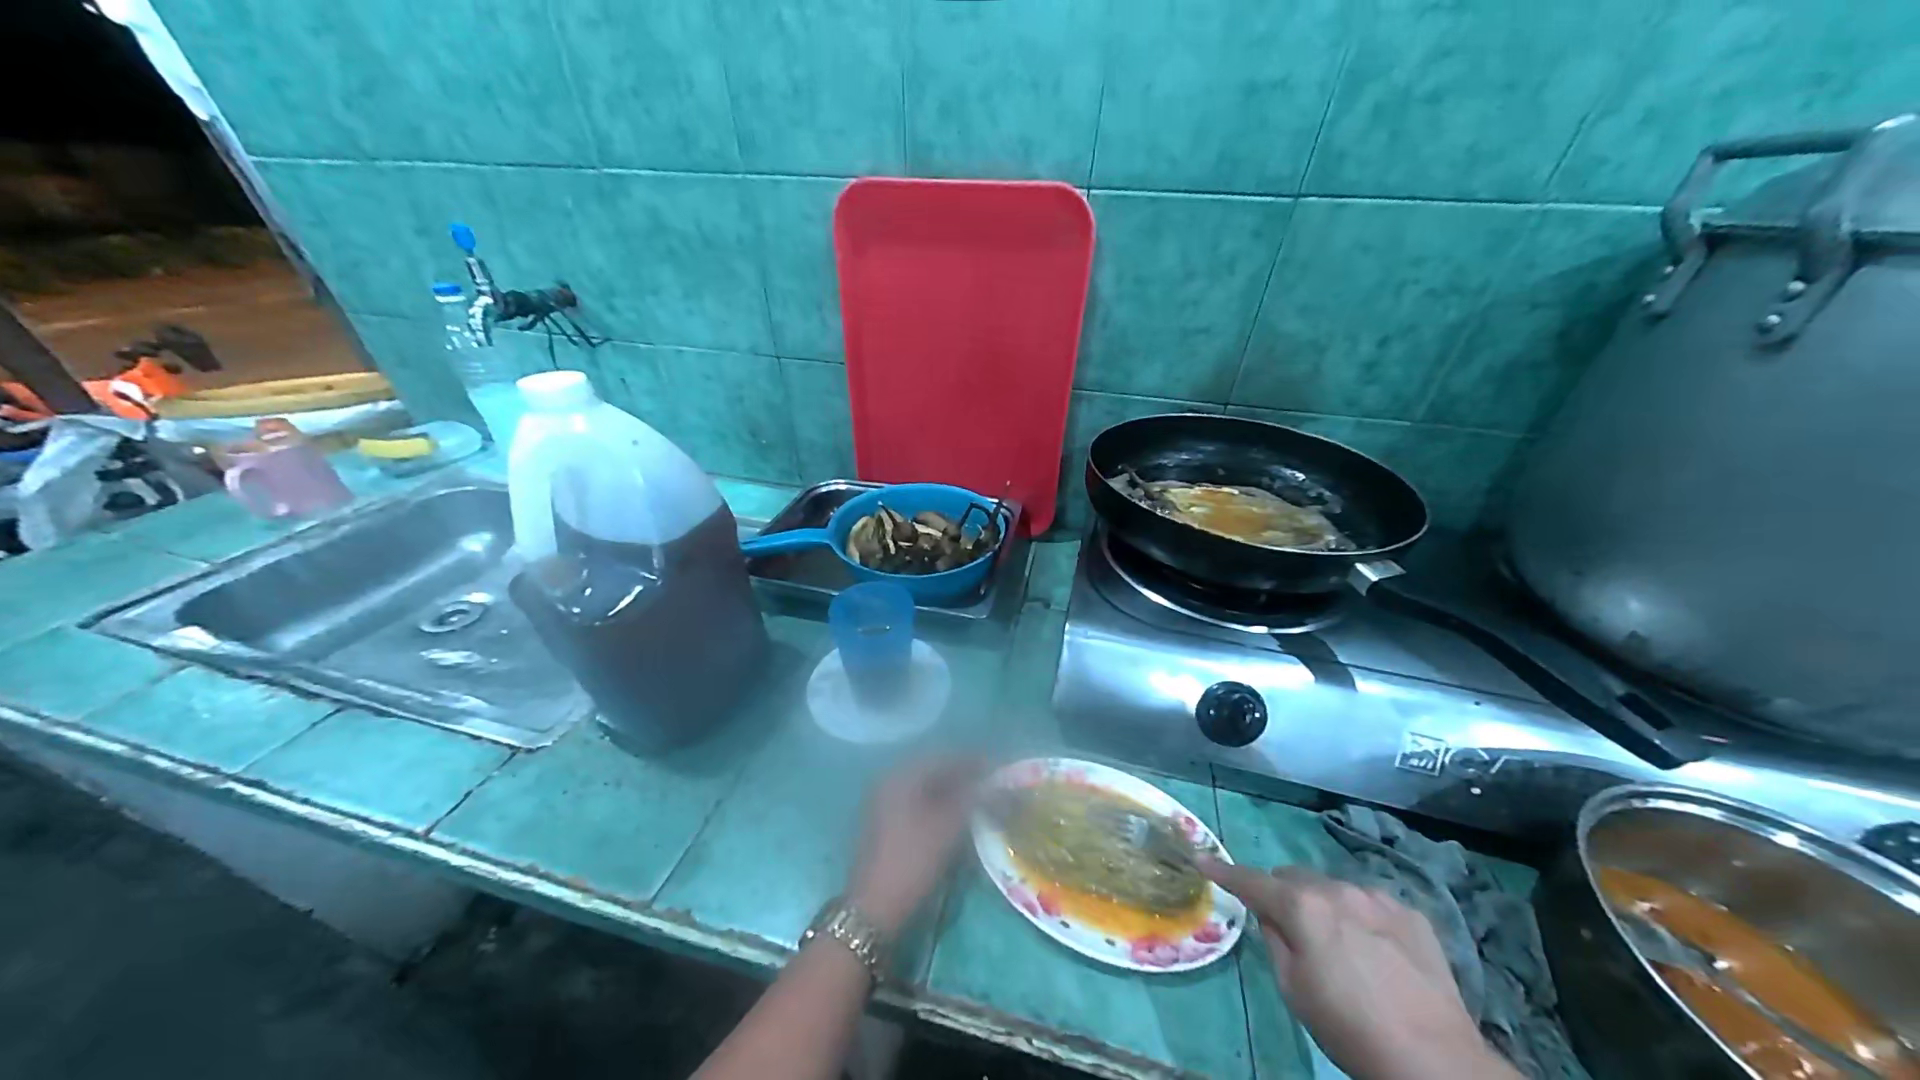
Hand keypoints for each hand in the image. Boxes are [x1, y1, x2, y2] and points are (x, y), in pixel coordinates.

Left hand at [846, 758, 985, 936]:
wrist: (874, 908)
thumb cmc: (912, 862)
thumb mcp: (947, 828)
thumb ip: (973, 798)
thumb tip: (995, 782)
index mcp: (900, 777)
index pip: (942, 758)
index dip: (972, 761)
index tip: (998, 768)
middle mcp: (889, 782)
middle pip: (933, 770)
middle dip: (963, 775)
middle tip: (991, 784)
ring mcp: (884, 802)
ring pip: (926, 787)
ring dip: (952, 790)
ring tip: (980, 799)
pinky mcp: (886, 822)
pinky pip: (918, 802)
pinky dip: (939, 804)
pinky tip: (957, 815)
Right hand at [1199, 860, 1518, 1079]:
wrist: (1437, 1062)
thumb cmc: (1350, 1029)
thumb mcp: (1293, 990)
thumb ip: (1275, 941)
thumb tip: (1271, 916)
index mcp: (1302, 906)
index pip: (1251, 881)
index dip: (1224, 871)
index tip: (1202, 859)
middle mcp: (1337, 889)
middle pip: (1294, 877)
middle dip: (1282, 894)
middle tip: (1287, 928)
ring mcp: (1378, 898)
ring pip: (1333, 887)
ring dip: (1323, 904)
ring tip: (1338, 945)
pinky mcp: (1411, 914)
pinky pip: (1370, 903)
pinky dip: (1360, 916)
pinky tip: (1374, 951)